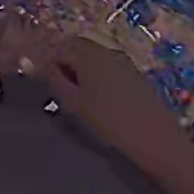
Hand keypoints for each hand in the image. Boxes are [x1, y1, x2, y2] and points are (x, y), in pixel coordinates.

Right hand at [39, 37, 193, 181]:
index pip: (57, 47)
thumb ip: (53, 80)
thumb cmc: (112, 124)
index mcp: (88, 53)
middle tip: (57, 93)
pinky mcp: (135, 76)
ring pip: (92, 60)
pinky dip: (97, 80)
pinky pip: (107, 69)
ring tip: (76, 101)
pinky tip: (98, 104)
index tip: (40, 83)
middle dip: (63, 66)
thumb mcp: (74, 104)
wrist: (160, 146)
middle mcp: (106, 50)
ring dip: (80, 73)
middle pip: (76, 50)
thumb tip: (32, 63)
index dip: (46, 63)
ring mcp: (123, 62)